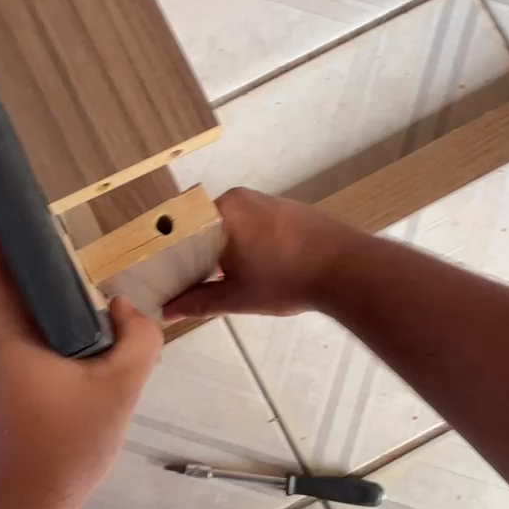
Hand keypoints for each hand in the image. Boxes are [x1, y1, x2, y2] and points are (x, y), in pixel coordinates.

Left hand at [0, 130, 163, 508]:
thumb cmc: (53, 455)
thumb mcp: (116, 391)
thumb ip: (138, 336)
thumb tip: (130, 307)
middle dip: (6, 207)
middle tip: (34, 166)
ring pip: (6, 289)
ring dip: (28, 258)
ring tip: (65, 227)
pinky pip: (15, 319)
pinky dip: (38, 298)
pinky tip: (72, 302)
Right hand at [163, 187, 363, 319]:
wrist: (348, 269)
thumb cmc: (287, 280)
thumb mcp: (237, 297)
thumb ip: (198, 301)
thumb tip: (167, 311)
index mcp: (221, 210)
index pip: (178, 227)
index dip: (167, 253)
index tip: (160, 276)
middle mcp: (240, 197)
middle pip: (202, 225)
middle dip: (193, 254)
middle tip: (183, 283)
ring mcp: (266, 201)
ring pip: (228, 225)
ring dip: (220, 250)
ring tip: (215, 280)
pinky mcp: (287, 210)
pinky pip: (252, 225)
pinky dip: (244, 245)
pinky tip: (250, 269)